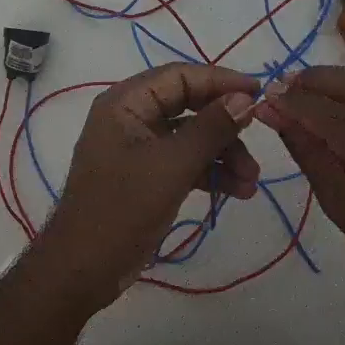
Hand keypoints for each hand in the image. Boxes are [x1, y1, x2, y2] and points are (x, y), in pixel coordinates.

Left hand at [31, 63, 261, 308]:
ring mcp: (138, 148)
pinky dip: (209, 173)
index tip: (259, 92)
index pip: (179, 76)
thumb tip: (245, 98)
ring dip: (223, 154)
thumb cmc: (122, 207)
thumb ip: (211, 128)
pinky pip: (185, 162)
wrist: (83, 268)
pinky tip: (238, 191)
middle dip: (225, 124)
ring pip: (190, 137)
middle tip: (260, 137)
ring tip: (252, 181)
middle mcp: (130, 117)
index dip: (220, 80)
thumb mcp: (172, 165)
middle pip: (188, 105)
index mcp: (125, 103)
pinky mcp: (146, 176)